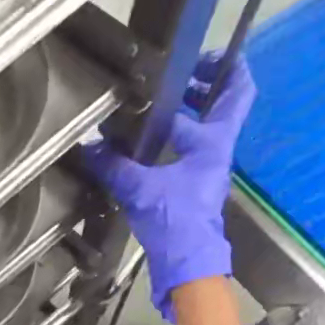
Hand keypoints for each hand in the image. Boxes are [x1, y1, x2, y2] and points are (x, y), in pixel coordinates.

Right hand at [81, 52, 256, 318]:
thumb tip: (89, 148)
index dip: (220, 67)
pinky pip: (189, 154)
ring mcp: (207, 172)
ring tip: (158, 108)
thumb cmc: (174, 222)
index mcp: (215, 141)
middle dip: (208, 85)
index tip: (192, 58)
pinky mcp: (193, 191)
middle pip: (227, 105)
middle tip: (180, 76)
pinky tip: (147, 147)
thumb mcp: (140, 189)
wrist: (186, 266)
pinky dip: (173, 142)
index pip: (234, 90)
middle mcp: (217, 152)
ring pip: (207, 130)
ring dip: (189, 114)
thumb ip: (115, 167)